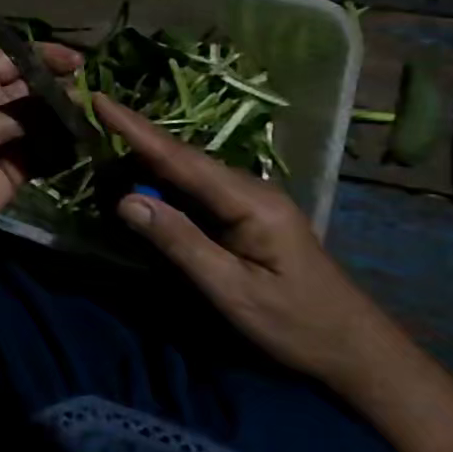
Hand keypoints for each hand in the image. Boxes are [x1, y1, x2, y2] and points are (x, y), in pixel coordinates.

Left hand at [0, 43, 83, 237]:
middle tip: (88, 93)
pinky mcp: (17, 167)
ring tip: (90, 116)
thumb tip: (68, 101)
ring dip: (65, 118)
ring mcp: (5, 138)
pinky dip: (64, 147)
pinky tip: (85, 141)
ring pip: (43, 121)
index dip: (41, 57)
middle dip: (59, 89)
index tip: (75, 60)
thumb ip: (24, 112)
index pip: (12, 61)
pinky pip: (46, 152)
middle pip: (32, 90)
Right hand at [92, 94, 404, 386]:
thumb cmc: (297, 325)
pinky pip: (195, 185)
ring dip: (146, 151)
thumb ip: (180, 242)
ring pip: (187, 168)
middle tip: (92, 109)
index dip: (135, 129)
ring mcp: (250, 200)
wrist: (359, 352)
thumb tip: (126, 201)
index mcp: (250, 202)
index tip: (100, 99)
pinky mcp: (246, 214)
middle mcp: (250, 189)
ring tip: (105, 133)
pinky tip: (141, 172)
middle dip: (134, 132)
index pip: (179, 159)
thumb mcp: (233, 290)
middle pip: (181, 155)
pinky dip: (162, 174)